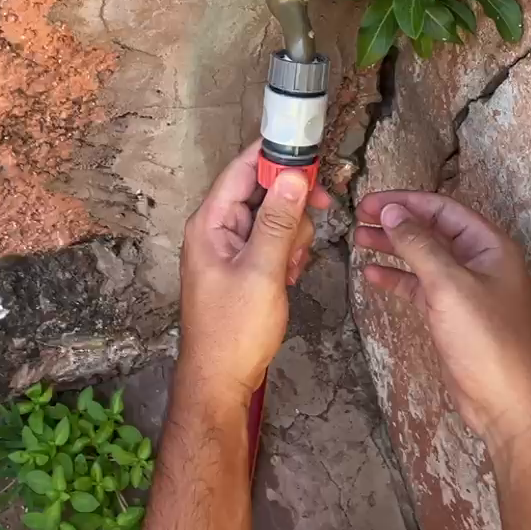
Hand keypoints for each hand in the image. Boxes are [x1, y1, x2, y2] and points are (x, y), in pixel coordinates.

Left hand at [178, 142, 333, 407]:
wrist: (221, 381)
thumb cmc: (234, 331)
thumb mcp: (262, 272)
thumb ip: (279, 222)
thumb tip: (293, 175)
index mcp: (210, 222)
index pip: (242, 169)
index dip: (274, 154)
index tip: (310, 148)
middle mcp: (217, 228)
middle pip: (262, 190)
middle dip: (291, 204)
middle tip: (319, 213)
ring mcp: (230, 248)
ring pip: (273, 217)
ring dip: (292, 234)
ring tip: (291, 266)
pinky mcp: (243, 265)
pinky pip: (272, 241)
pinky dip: (287, 252)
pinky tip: (289, 275)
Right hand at [355, 190, 530, 447]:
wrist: (508, 403)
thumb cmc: (486, 338)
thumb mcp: (449, 284)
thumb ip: (419, 244)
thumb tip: (393, 212)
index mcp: (490, 246)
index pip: (443, 209)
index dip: (405, 202)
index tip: (370, 203)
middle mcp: (479, 262)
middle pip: (432, 230)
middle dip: (397, 222)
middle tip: (359, 217)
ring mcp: (466, 289)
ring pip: (424, 257)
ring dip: (393, 247)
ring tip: (359, 240)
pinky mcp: (452, 314)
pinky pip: (421, 286)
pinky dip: (398, 278)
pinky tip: (373, 275)